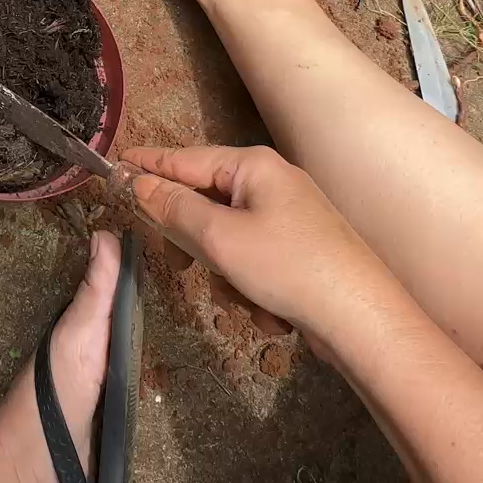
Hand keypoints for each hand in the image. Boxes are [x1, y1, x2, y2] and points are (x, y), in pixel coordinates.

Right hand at [123, 145, 397, 335]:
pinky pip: (251, 258)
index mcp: (251, 166)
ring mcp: (287, 216)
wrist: (366, 323)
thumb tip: (138, 182)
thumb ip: (173, 207)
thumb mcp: (220, 238)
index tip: (115, 165)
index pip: (184, 159)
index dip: (147, 164)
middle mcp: (269, 182)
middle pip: (204, 201)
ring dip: (224, 272)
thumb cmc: (289, 268)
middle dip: (195, 240)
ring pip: (225, 237)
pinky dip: (250, 285)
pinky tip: (268, 312)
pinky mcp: (298, 249)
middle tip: (182, 264)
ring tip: (242, 298)